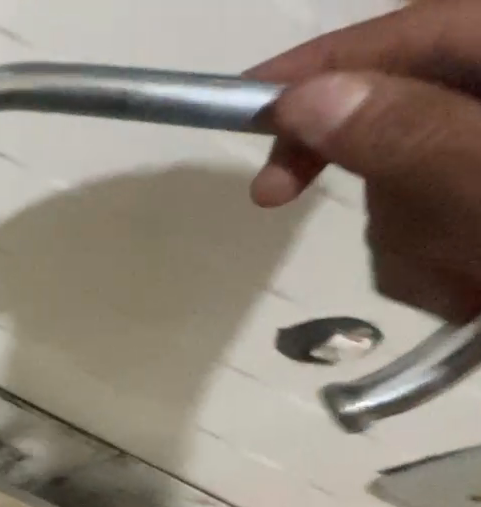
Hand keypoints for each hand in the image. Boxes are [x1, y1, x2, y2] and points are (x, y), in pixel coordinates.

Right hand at [250, 4, 480, 320]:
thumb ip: (412, 136)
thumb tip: (308, 101)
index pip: (422, 31)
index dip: (321, 64)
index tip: (240, 109)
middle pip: (403, 113)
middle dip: (370, 172)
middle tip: (281, 198)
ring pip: (409, 184)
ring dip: (413, 236)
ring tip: (471, 273)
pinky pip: (428, 228)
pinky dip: (434, 263)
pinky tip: (475, 284)